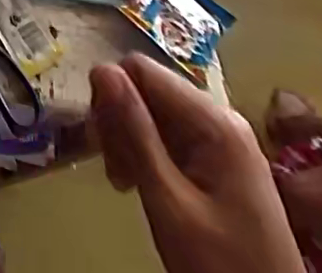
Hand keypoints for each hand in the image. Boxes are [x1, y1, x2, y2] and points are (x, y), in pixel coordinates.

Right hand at [90, 54, 306, 272]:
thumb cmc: (220, 265)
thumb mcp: (169, 200)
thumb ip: (135, 132)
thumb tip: (101, 69)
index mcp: (214, 121)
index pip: (140, 69)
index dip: (110, 95)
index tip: (99, 141)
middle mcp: (220, 117)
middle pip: (145, 88)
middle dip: (118, 120)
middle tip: (113, 168)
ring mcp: (221, 139)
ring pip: (151, 111)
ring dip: (127, 139)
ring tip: (124, 180)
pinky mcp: (217, 159)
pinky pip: (166, 134)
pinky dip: (144, 152)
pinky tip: (139, 182)